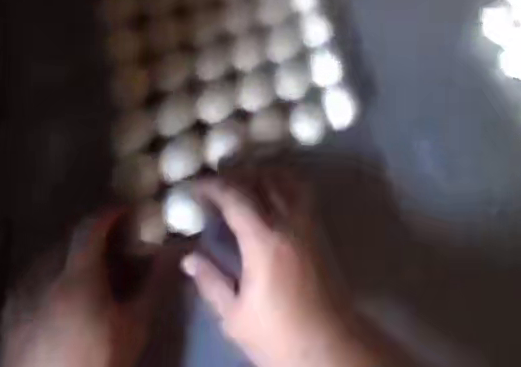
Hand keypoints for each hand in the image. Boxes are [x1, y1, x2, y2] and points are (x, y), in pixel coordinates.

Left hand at [0, 208, 162, 366]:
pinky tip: (62, 301)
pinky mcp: (10, 323)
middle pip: (70, 241)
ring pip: (48, 262)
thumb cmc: (98, 364)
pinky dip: (49, 281)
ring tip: (89, 273)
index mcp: (78, 273)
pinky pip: (30, 286)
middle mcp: (45, 277)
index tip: (130, 213)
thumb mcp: (134, 326)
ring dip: (71, 258)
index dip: (112, 214)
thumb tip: (175, 248)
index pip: (93, 225)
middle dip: (92, 238)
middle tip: (114, 245)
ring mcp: (22, 300)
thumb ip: (154, 283)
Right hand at [184, 175, 385, 366]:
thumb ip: (211, 282)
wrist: (331, 347)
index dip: (213, 186)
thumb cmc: (279, 337)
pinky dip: (283, 180)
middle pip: (260, 179)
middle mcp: (287, 221)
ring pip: (284, 178)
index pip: (235, 197)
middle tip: (216, 183)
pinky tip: (271, 192)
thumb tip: (189, 257)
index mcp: (263, 241)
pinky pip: (300, 189)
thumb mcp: (235, 317)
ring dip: (261, 173)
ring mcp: (307, 221)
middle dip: (236, 174)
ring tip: (242, 182)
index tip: (196, 185)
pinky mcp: (319, 228)